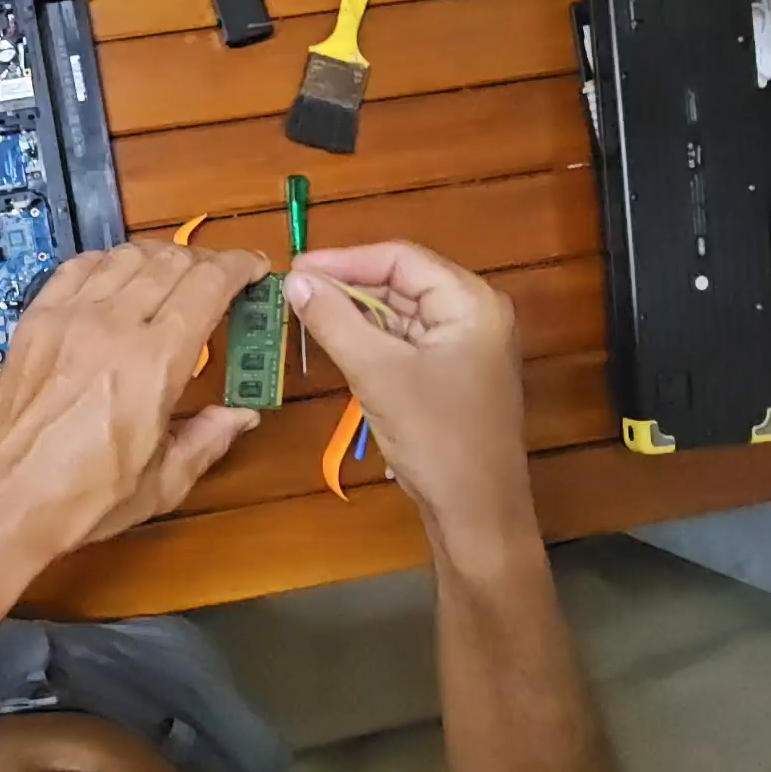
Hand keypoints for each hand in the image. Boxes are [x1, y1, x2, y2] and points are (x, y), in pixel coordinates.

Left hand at [0, 242, 269, 551]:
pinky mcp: (37, 317)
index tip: (255, 268)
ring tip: (173, 274)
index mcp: (154, 362)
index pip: (208, 284)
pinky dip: (109, 261)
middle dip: (205, 261)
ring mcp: (70, 315)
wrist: (6, 497)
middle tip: (219, 278)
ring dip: (160, 256)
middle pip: (171, 262)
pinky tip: (118, 276)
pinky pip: (79, 266)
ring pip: (126, 255)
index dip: (239, 266)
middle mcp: (113, 325)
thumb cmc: (86, 497)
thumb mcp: (162, 483)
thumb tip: (242, 415)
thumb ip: (208, 440)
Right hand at [285, 242, 535, 556]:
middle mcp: (472, 313)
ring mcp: (462, 343)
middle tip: (295, 289)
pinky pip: (402, 339)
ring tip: (305, 310)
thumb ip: (333, 319)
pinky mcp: (448, 370)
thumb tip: (294, 280)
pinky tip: (334, 338)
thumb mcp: (375, 371)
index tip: (296, 268)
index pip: (400, 259)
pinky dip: (367, 336)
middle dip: (346, 284)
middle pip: (400, 281)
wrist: (476, 513)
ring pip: (397, 311)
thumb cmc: (435, 436)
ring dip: (353, 311)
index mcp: (470, 302)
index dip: (344, 259)